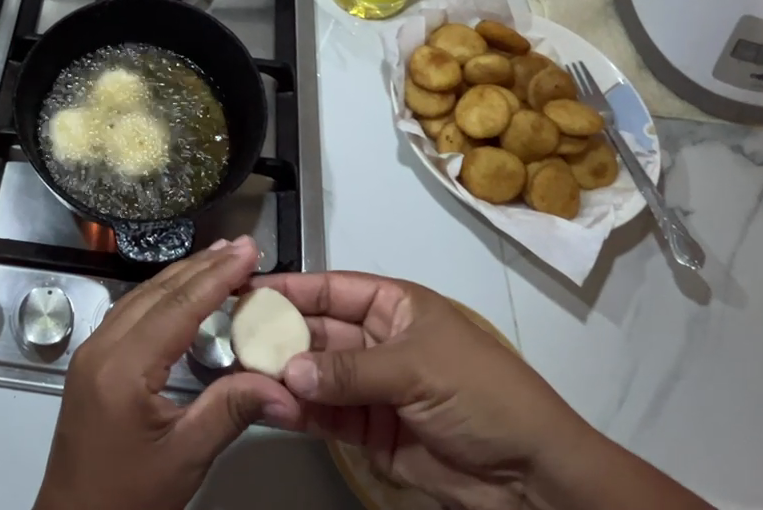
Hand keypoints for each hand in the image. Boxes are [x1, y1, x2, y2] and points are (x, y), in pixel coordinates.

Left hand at [34, 237, 302, 509]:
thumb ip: (230, 411)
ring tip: (221, 259)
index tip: (249, 250)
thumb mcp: (184, 458)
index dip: (218, 275)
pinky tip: (184, 294)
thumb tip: (284, 387)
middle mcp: (102, 348)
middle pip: (158, 292)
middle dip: (203, 266)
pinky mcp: (92, 362)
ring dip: (183, 276)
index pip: (179, 306)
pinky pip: (131, 312)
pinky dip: (164, 295)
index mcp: (123, 367)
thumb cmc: (125, 499)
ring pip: (142, 297)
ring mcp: (92, 352)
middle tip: (242, 247)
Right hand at [259, 272, 602, 509]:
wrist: (532, 475)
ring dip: (282, 374)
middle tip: (231, 339)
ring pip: (315, 374)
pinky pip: (326, 415)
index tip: (244, 290)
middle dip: (278, 335)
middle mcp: (377, 339)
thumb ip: (350, 371)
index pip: (331, 288)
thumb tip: (287, 370)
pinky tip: (270, 405)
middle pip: (317, 331)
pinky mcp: (370, 432)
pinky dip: (299, 411)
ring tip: (241, 375)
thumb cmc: (481, 394)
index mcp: (394, 305)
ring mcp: (371, 387)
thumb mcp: (417, 368)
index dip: (289, 288)